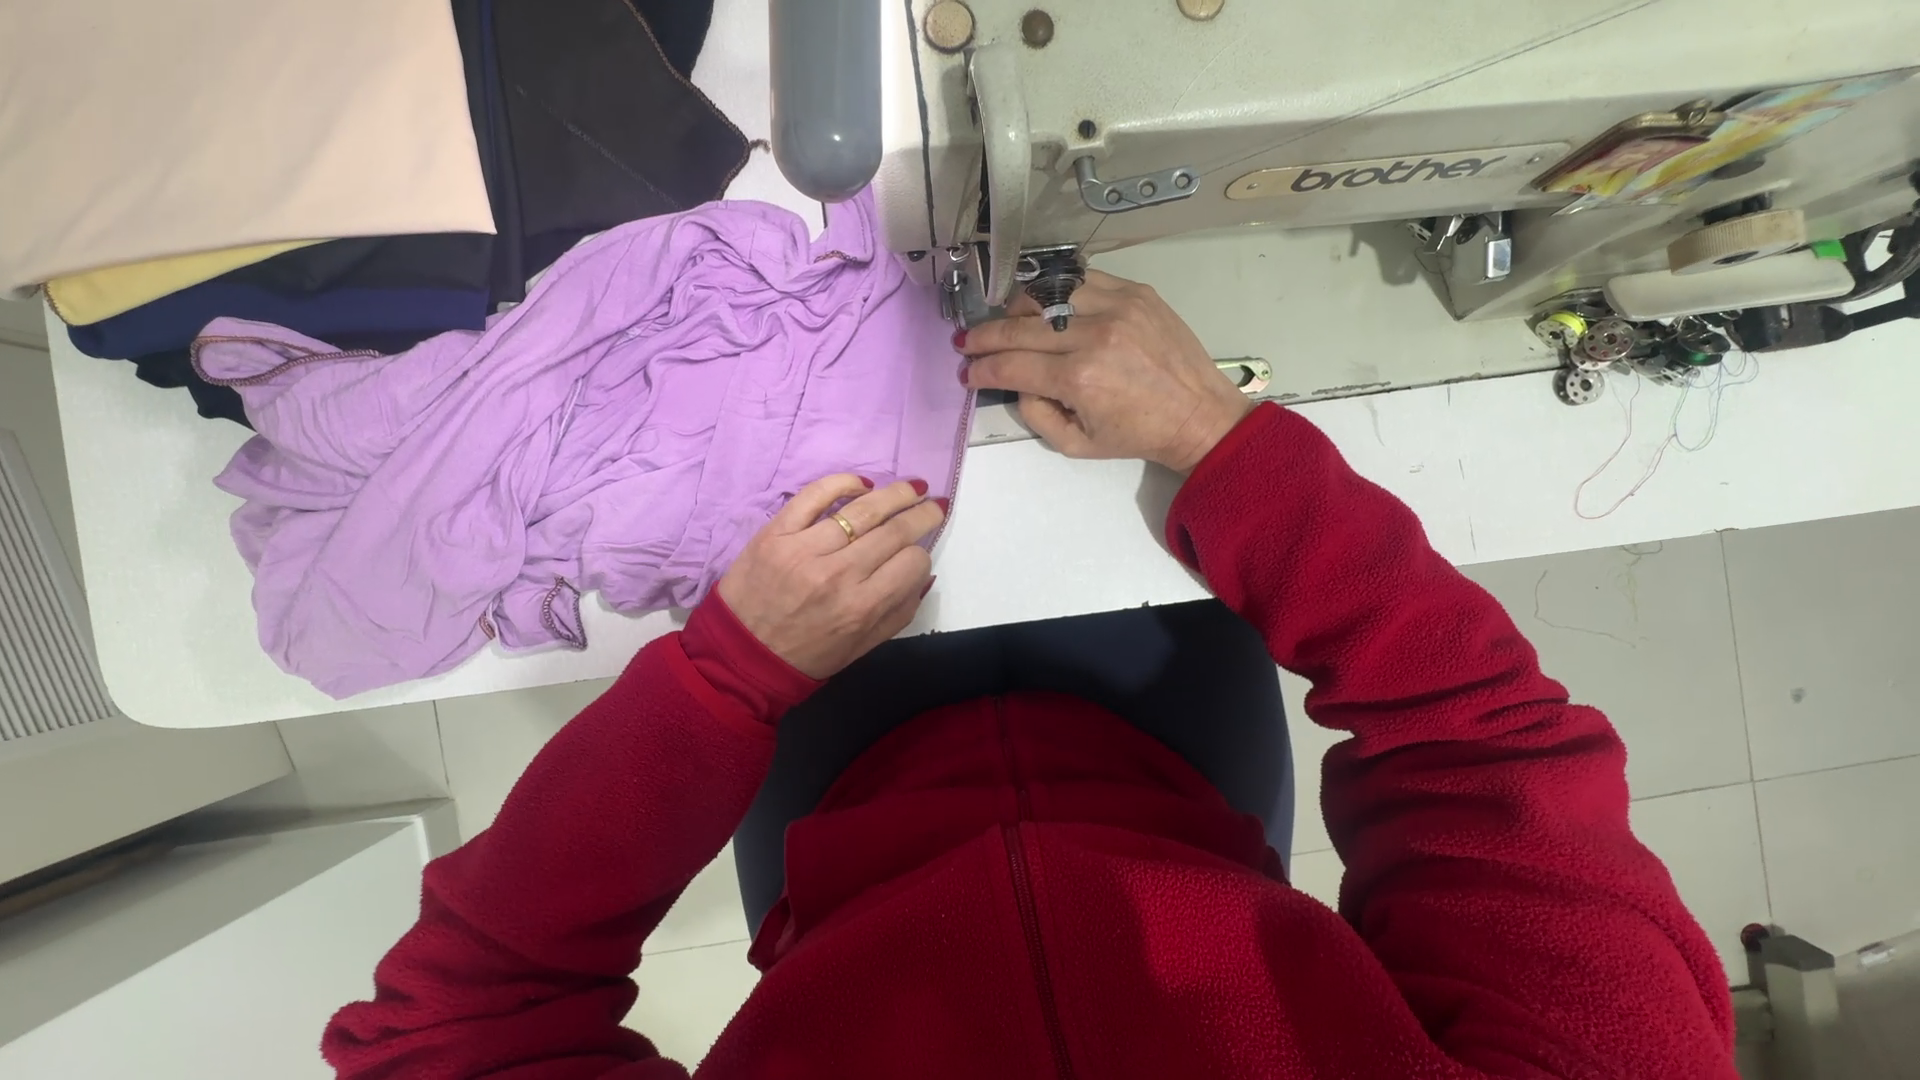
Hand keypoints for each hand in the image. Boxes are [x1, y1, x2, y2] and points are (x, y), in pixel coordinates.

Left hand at [717, 474, 944, 678]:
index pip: (912, 562)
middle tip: (935, 504)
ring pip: (862, 509)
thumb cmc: (807, 655)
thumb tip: (923, 571)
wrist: (740, 654)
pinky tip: (861, 484)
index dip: (921, 555)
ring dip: (895, 493)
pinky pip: (815, 495)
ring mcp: (805, 549)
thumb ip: (899, 611)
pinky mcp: (776, 532)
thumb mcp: (862, 647)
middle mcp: (838, 574)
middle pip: (894, 530)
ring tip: (911, 488)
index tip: (917, 555)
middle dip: (922, 514)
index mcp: (862, 608)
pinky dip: (842, 483)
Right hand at [958, 270, 1252, 472]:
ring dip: (1018, 308)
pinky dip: (1056, 291)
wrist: (1197, 413)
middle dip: (986, 336)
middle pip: (1019, 326)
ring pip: (1045, 293)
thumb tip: (1015, 382)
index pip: (1011, 366)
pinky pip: (1080, 279)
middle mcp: (1094, 336)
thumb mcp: (1077, 445)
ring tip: (1009, 322)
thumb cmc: (1136, 435)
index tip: (967, 370)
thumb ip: (1035, 415)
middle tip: (967, 340)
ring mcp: (1117, 307)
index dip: (982, 369)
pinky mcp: (1135, 291)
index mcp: (1080, 380)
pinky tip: (1047, 305)